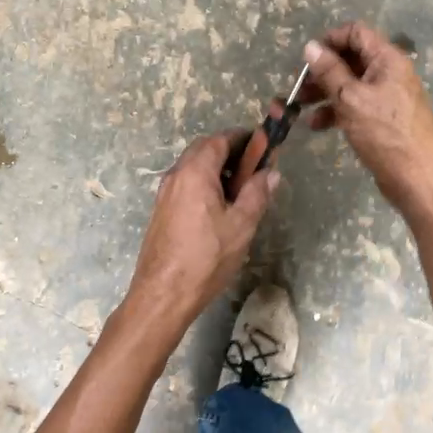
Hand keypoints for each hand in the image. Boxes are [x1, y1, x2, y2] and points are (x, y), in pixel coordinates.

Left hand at [126, 130, 278, 322]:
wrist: (162, 294)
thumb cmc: (206, 257)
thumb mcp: (241, 226)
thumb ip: (257, 194)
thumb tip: (270, 172)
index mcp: (195, 171)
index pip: (220, 139)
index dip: (242, 138)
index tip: (262, 145)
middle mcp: (176, 174)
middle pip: (204, 149)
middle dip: (229, 152)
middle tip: (253, 168)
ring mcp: (165, 192)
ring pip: (193, 167)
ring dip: (216, 169)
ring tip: (240, 190)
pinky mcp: (161, 210)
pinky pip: (185, 183)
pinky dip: (203, 183)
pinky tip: (218, 208)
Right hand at [301, 22, 432, 218]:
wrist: (419, 181)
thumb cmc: (385, 134)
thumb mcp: (350, 99)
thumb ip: (329, 71)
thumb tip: (311, 46)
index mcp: (388, 59)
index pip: (356, 32)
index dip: (330, 39)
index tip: (308, 58)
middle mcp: (390, 72)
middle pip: (351, 58)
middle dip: (322, 70)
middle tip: (299, 86)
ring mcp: (388, 96)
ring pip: (350, 83)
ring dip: (324, 92)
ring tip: (299, 107)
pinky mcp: (384, 119)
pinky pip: (356, 104)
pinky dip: (336, 110)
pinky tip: (316, 125)